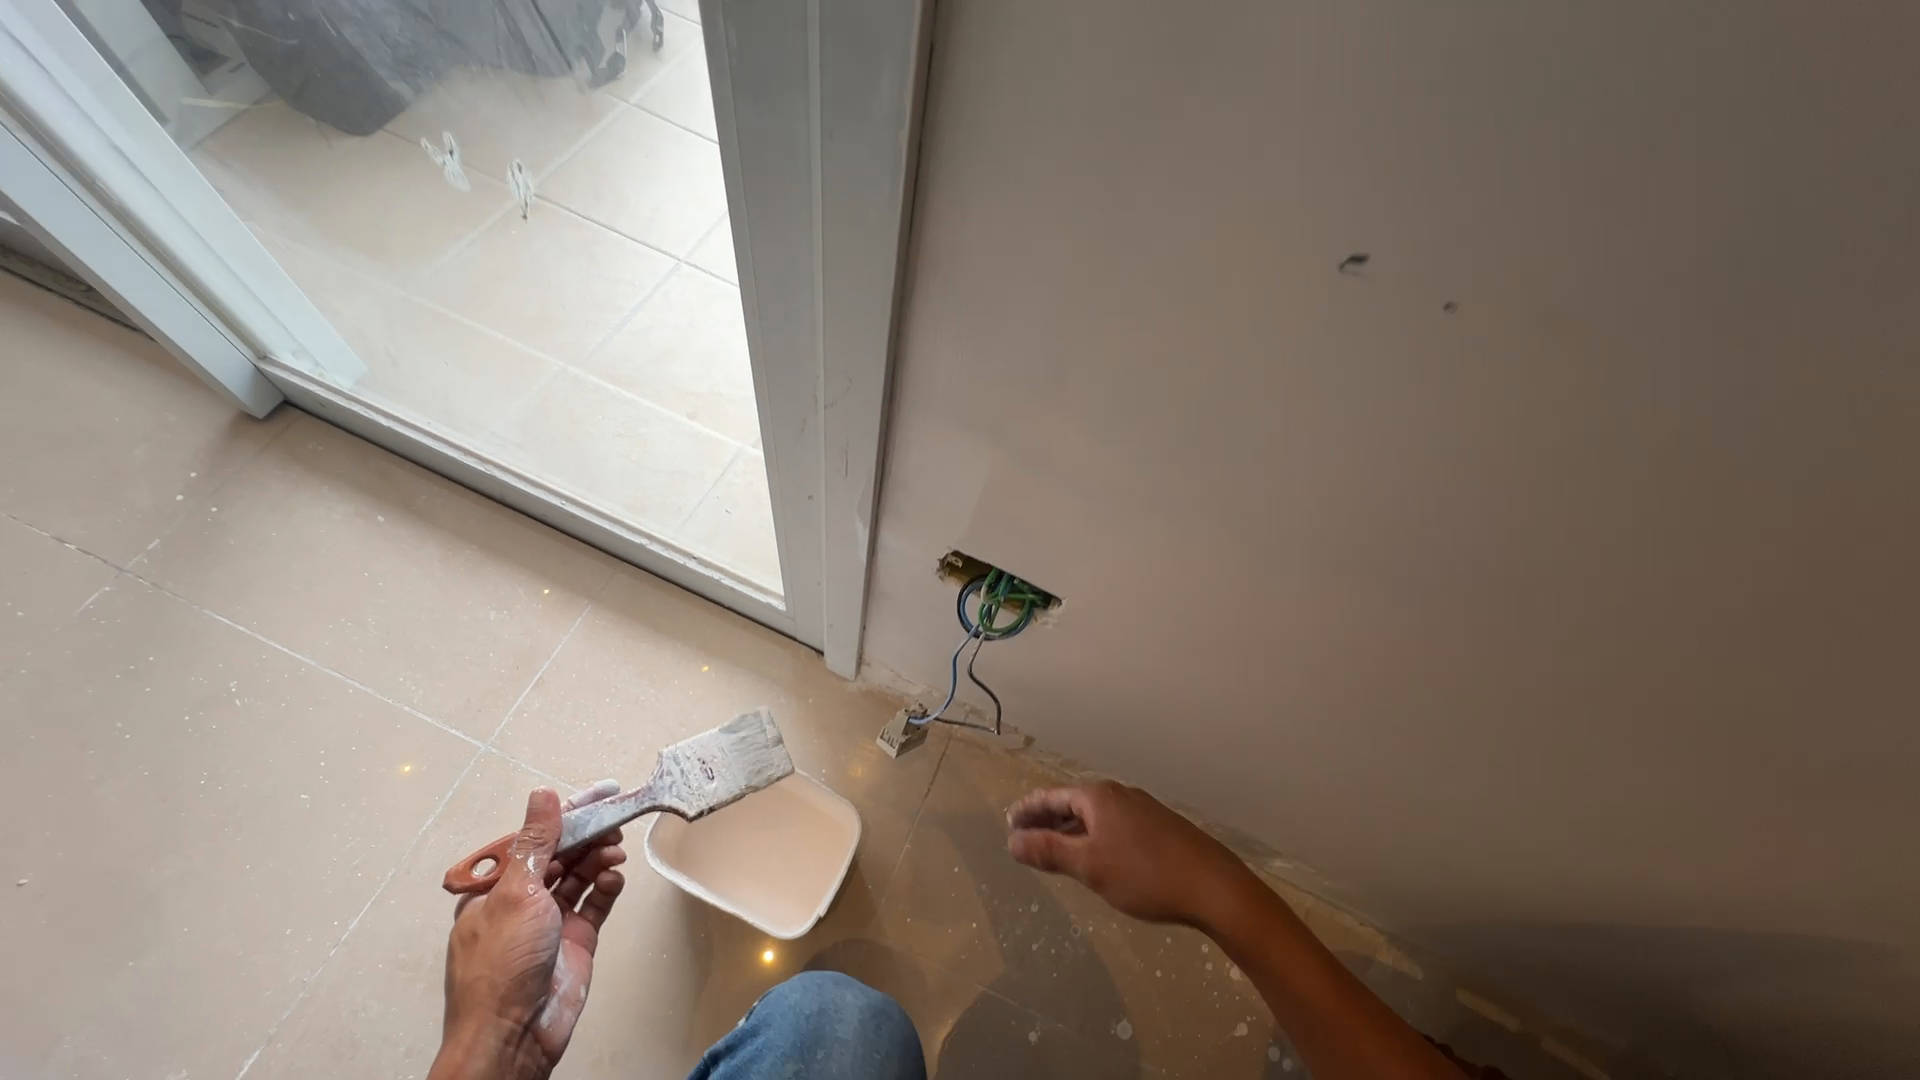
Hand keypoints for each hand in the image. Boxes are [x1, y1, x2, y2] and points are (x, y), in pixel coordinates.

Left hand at [430, 784, 627, 1079]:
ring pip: (582, 874)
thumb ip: (536, 842)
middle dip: (590, 835)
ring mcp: (550, 920)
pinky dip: (607, 887)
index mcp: (496, 887)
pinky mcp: (575, 938)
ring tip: (614, 853)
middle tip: (616, 821)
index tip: (601, 793)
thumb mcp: (516, 892)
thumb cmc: (500, 968)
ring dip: (600, 858)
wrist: (514, 1035)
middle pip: (563, 853)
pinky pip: (596, 902)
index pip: (536, 837)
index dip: (568, 813)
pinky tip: (614, 880)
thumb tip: (543, 796)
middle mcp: (522, 900)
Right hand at [1006, 781, 1257, 927]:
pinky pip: (1113, 826)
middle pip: (1073, 803)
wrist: (1214, 888)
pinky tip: (1096, 858)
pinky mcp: (1159, 828)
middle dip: (1047, 820)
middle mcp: (1119, 794)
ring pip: (1095, 816)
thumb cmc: (1144, 875)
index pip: (1051, 797)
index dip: (1028, 810)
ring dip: (1070, 830)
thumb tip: (1012, 841)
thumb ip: (1048, 851)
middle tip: (1024, 837)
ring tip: (1054, 850)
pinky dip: (1094, 837)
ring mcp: (1142, 810)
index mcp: (1098, 797)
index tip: (1009, 823)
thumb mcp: (1089, 866)